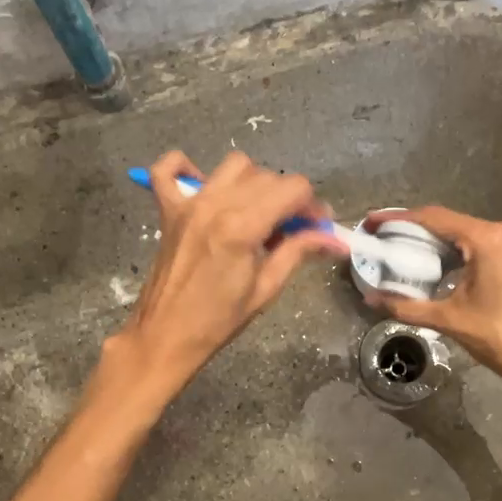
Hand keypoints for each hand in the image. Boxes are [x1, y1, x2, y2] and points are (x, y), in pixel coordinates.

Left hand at [110, 151, 346, 387]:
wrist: (166, 335)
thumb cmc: (219, 320)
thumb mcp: (266, 288)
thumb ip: (299, 252)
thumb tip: (335, 240)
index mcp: (242, 228)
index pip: (293, 189)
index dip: (312, 206)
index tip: (317, 227)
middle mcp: (215, 205)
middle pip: (268, 177)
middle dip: (289, 198)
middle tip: (293, 230)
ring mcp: (189, 203)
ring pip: (234, 166)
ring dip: (253, 183)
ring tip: (257, 212)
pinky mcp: (168, 209)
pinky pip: (168, 167)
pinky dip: (186, 166)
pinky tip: (205, 186)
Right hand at [363, 207, 501, 399]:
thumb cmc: (500, 338)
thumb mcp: (449, 320)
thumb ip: (405, 306)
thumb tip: (370, 299)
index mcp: (489, 239)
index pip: (435, 218)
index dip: (400, 218)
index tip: (374, 221)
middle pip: (453, 223)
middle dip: (419, 232)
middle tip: (388, 240)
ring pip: (470, 234)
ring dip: (441, 243)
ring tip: (410, 254)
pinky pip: (487, 244)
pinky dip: (464, 252)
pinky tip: (445, 266)